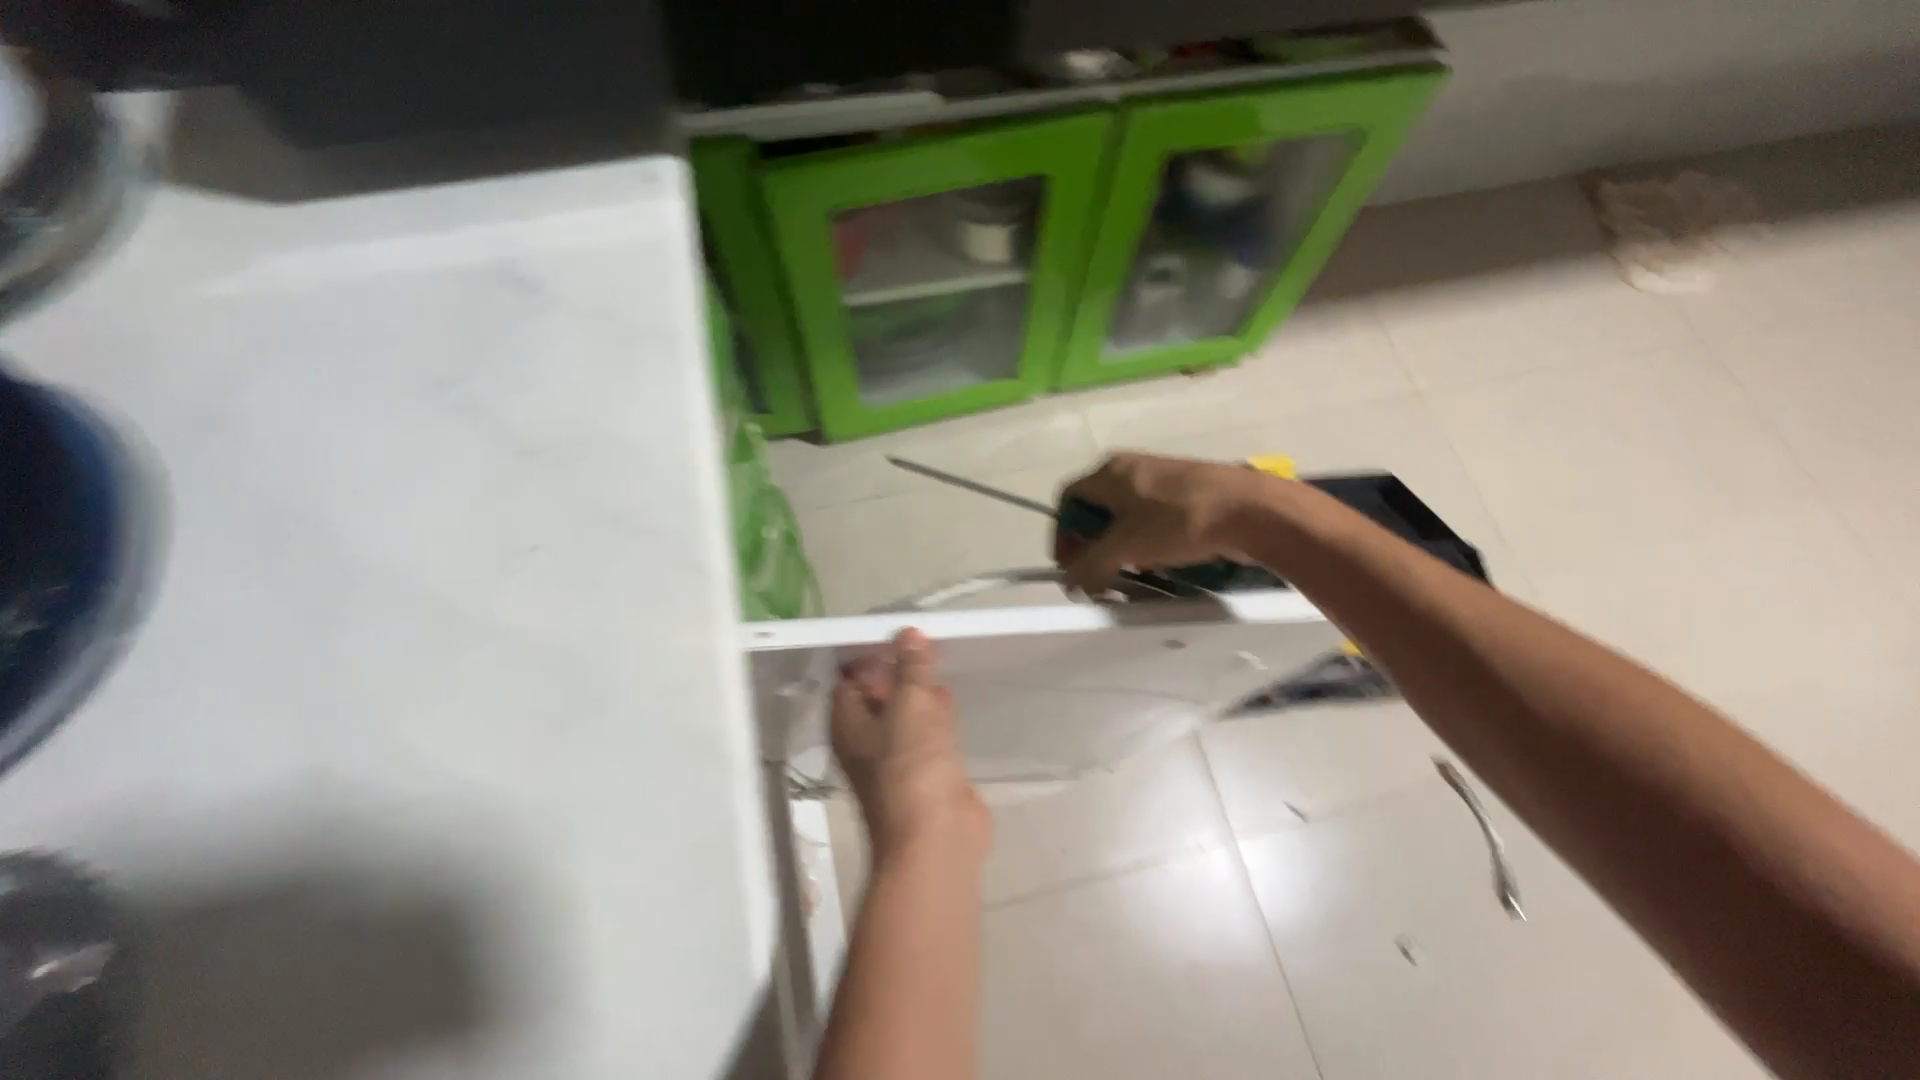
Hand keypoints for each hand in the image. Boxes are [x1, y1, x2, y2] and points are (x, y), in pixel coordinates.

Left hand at [832, 629, 990, 862]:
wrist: (937, 837)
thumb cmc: (912, 767)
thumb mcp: (912, 705)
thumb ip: (912, 668)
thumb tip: (908, 632)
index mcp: (848, 724)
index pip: (850, 677)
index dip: (871, 653)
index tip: (898, 630)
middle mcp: (866, 740)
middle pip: (878, 694)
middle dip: (898, 669)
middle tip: (924, 639)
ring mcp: (897, 758)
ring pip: (905, 714)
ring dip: (919, 691)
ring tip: (940, 658)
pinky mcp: (926, 771)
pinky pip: (928, 734)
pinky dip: (937, 715)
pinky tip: (952, 699)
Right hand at [1054, 452, 1272, 592]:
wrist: (1250, 509)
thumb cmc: (1178, 521)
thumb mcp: (1126, 546)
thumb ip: (1090, 565)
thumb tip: (1069, 583)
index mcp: (1108, 472)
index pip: (1067, 500)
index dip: (1062, 534)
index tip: (1069, 566)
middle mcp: (1129, 469)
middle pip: (1095, 510)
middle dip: (1091, 547)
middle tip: (1098, 576)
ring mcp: (1159, 480)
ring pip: (1124, 518)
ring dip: (1118, 549)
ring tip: (1128, 575)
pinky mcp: (1185, 493)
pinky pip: (1150, 520)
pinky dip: (1144, 544)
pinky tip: (1157, 565)